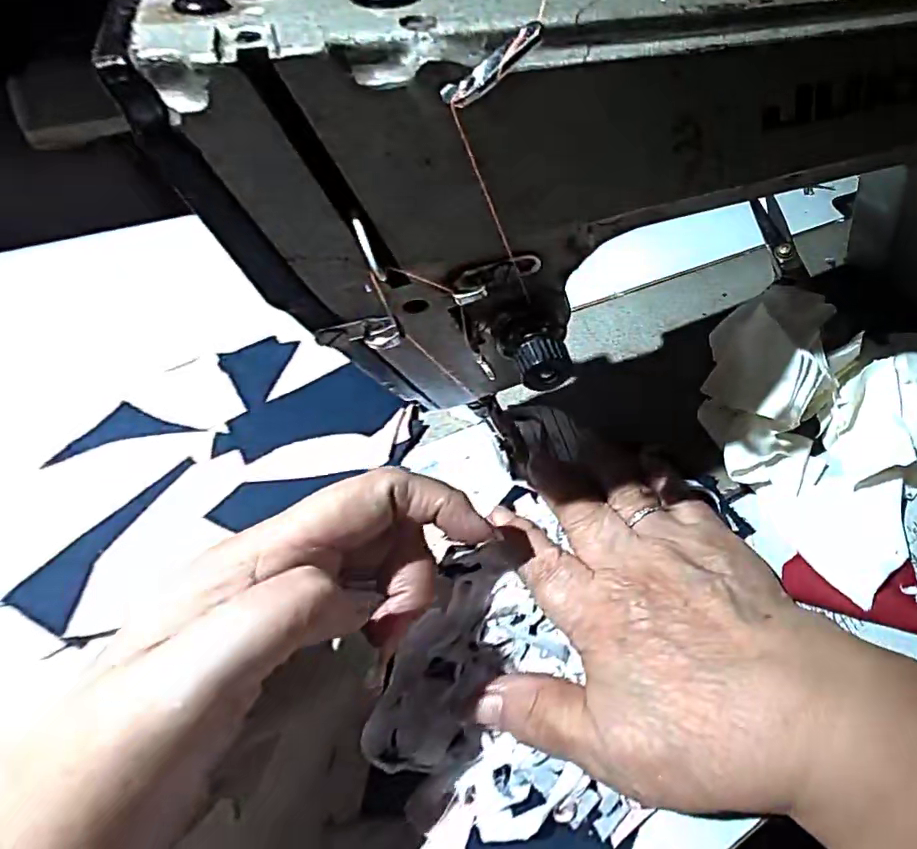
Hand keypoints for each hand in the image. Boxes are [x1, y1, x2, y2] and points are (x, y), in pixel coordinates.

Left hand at [0, 468, 496, 848]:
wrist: (46, 843)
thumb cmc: (110, 760)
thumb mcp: (195, 675)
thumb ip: (291, 604)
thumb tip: (365, 592)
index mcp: (255, 557)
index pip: (377, 491)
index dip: (441, 502)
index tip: (481, 539)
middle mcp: (273, 566)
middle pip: (389, 524)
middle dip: (421, 564)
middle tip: (400, 623)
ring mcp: (278, 601)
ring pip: (384, 560)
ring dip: (409, 592)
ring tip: (384, 640)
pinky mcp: (288, 635)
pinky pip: (367, 598)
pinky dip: (392, 613)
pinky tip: (373, 644)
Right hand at [477, 448, 881, 817]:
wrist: (787, 698)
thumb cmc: (693, 732)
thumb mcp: (604, 744)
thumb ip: (542, 713)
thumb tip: (482, 697)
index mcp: (596, 613)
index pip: (544, 566)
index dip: (518, 538)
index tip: (499, 509)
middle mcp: (635, 566)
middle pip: (587, 515)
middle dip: (558, 481)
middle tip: (541, 449)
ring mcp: (683, 547)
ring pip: (636, 496)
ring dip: (610, 466)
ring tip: (590, 440)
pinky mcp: (725, 540)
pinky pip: (686, 497)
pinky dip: (666, 477)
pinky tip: (658, 464)